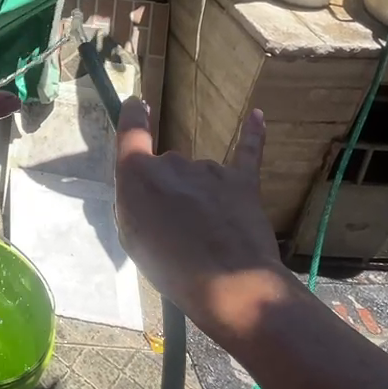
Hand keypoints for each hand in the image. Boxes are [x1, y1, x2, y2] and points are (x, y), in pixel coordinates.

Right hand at [113, 103, 296, 346]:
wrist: (229, 284)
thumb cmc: (169, 266)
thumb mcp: (130, 237)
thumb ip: (132, 204)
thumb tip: (144, 192)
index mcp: (138, 172)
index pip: (131, 130)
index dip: (133, 115)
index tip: (138, 104)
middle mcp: (172, 161)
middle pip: (166, 166)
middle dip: (168, 190)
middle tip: (176, 228)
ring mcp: (210, 169)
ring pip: (198, 174)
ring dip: (198, 195)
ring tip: (208, 234)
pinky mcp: (242, 182)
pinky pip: (247, 152)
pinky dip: (253, 133)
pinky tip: (257, 115)